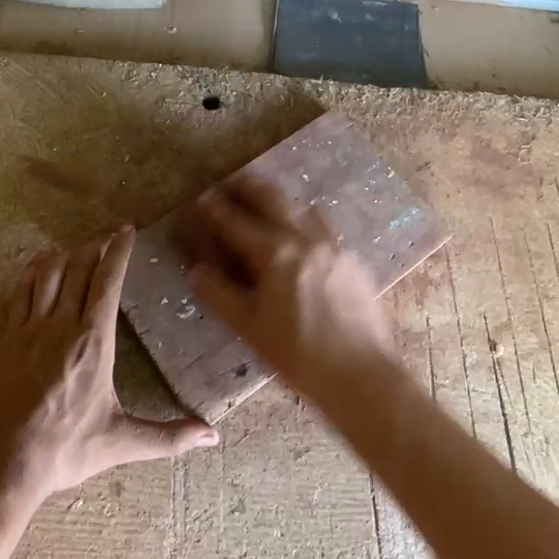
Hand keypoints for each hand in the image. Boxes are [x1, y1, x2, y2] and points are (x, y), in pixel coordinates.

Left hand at [0, 227, 219, 501]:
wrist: (5, 462)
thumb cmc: (67, 450)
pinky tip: (37, 265)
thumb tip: (212, 437)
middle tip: (106, 239)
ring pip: (48, 274)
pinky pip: (20, 292)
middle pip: (78, 269)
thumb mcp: (123, 442)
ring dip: (63, 255)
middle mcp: (62, 325)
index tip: (126, 230)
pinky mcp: (6, 339)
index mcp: (94, 341)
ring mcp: (30, 329)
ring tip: (75, 247)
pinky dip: (32, 271)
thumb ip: (169, 436)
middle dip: (94, 247)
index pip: (108, 281)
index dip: (118, 251)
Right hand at [181, 177, 394, 399]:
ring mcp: (335, 248)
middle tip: (233, 182)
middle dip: (250, 187)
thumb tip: (197, 271)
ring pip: (304, 210)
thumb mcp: (249, 328)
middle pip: (273, 199)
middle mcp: (306, 240)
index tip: (202, 197)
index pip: (237, 223)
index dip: (216, 209)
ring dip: (281, 202)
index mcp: (276, 254)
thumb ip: (219, 295)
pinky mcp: (355, 263)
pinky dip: (307, 224)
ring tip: (269, 204)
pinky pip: (326, 230)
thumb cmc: (298, 356)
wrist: (362, 377)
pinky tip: (305, 242)